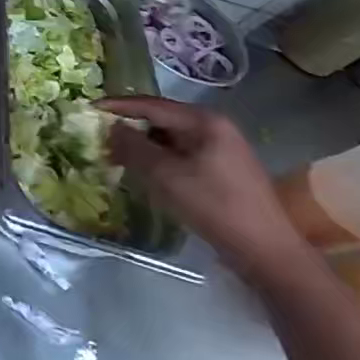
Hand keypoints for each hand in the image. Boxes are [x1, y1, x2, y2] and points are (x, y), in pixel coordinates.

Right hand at [95, 96, 303, 277]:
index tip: (91, 108)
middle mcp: (216, 127)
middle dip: (131, 128)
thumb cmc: (215, 207)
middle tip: (101, 136)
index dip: (119, 106)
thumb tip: (111, 129)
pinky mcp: (225, 172)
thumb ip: (135, 148)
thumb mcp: (167, 176)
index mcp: (204, 121)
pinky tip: (147, 174)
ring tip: (118, 156)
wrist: (268, 254)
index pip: (152, 105)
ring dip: (145, 147)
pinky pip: (183, 156)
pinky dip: (162, 161)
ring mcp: (223, 150)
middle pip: (162, 120)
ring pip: (172, 140)